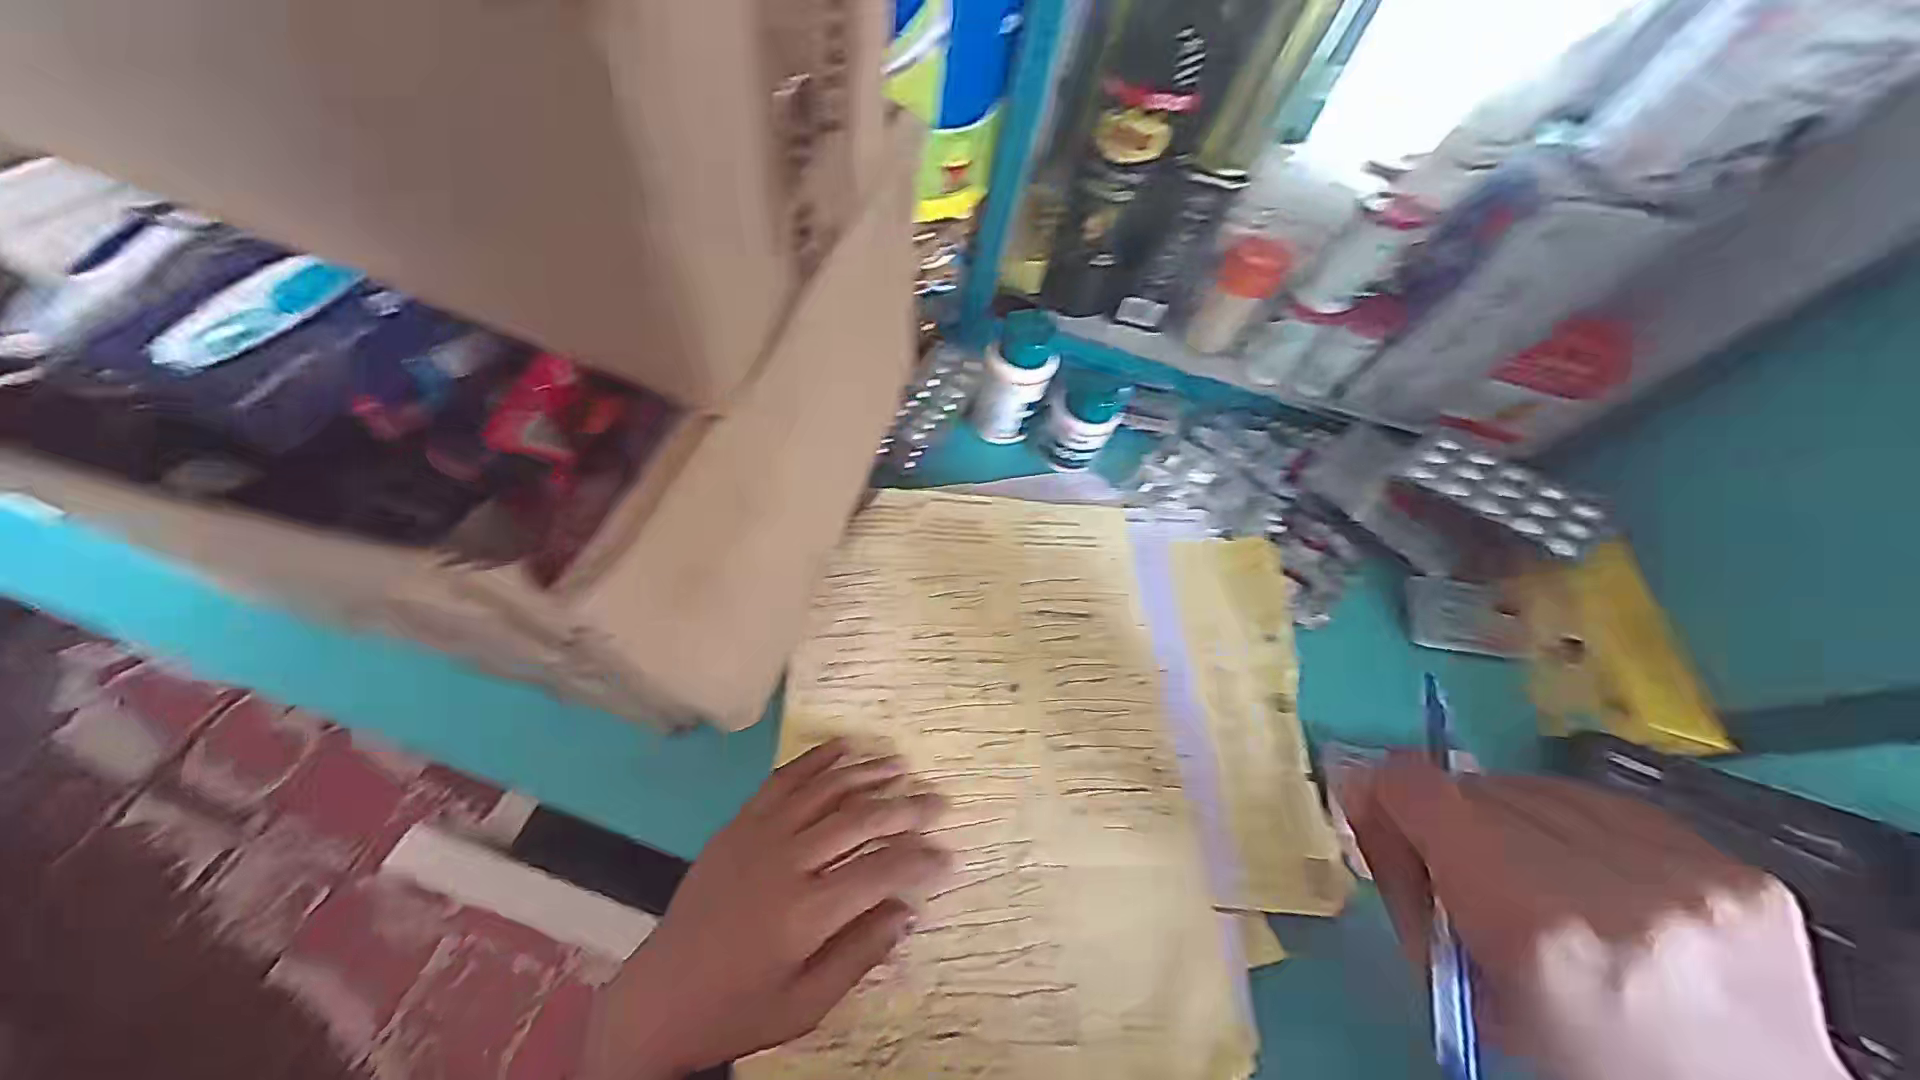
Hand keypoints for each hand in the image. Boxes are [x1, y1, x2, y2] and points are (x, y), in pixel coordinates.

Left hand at [583, 740, 949, 1079]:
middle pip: (860, 819)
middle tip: (938, 801)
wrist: (659, 997)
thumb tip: (907, 909)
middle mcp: (787, 861)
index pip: (881, 871)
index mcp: (806, 912)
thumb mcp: (805, 1004)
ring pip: (825, 790)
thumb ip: (860, 954)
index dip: (919, 860)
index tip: (947, 856)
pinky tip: (843, 747)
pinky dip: (816, 759)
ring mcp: (760, 835)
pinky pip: (783, 780)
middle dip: (906, 808)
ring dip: (867, 773)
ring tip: (899, 766)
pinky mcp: (739, 824)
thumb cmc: (737, 1008)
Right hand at [1339, 756, 1848, 1079]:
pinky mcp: (1737, 868)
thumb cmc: (1570, 1054)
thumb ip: (1401, 877)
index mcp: (1533, 927)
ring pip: (1536, 787)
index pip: (1421, 789)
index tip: (1376, 805)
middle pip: (1475, 788)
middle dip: (1449, 817)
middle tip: (1457, 865)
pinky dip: (1574, 826)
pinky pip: (1605, 803)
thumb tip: (1362, 793)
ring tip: (1533, 877)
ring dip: (1511, 819)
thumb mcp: (1457, 980)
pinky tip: (1590, 875)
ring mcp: (1687, 874)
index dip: (1385, 790)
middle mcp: (1614, 887)